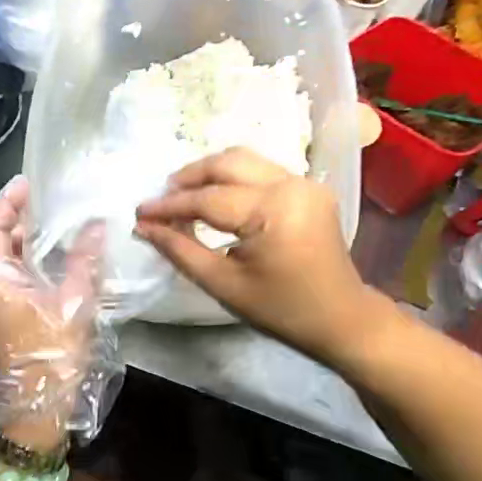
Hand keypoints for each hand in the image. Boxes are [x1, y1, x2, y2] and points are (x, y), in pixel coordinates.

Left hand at [0, 177, 105, 445]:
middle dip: (16, 218)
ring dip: (21, 240)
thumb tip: (96, 226)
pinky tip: (50, 257)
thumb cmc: (48, 355)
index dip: (8, 201)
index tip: (28, 183)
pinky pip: (4, 276)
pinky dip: (23, 261)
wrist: (29, 412)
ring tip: (52, 223)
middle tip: (45, 200)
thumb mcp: (73, 305)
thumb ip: (83, 261)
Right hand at [134, 148, 386, 361]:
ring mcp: (305, 183)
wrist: (341, 319)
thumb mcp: (224, 285)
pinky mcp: (311, 189)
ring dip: (212, 173)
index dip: (171, 206)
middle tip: (162, 198)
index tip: (140, 212)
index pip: (209, 198)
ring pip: (247, 161)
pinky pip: (264, 172)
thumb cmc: (282, 310)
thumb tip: (145, 227)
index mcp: (273, 210)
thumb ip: (181, 251)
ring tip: (184, 195)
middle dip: (190, 177)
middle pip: (229, 163)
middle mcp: (292, 184)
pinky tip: (217, 197)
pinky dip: (236, 179)